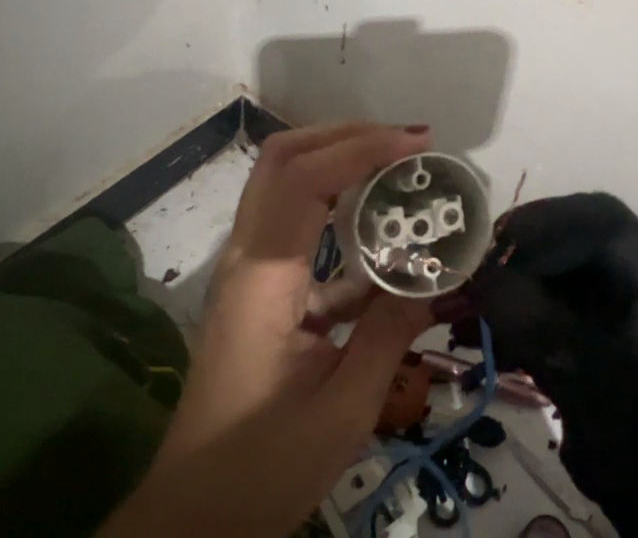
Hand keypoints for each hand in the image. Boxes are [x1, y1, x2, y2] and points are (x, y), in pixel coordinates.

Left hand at [102, 123, 435, 537]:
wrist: (195, 519)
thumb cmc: (263, 467)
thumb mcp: (343, 408)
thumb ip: (392, 331)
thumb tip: (442, 275)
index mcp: (262, 280)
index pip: (303, 180)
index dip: (361, 150)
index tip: (419, 145)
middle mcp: (247, 260)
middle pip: (283, 161)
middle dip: (348, 137)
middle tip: (410, 144)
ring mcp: (250, 274)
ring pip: (287, 187)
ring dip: (344, 165)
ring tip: (404, 170)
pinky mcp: (262, 294)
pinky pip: (301, 232)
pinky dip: (346, 217)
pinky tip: (391, 240)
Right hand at [452, 193, 637, 537]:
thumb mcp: (590, 374)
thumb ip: (535, 318)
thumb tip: (477, 272)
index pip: (601, 221)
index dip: (545, 221)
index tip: (492, 242)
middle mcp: (636, 288)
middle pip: (570, 249)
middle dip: (514, 262)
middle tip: (464, 278)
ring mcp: (614, 320)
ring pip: (551, 284)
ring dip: (503, 296)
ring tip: (454, 315)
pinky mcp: (591, 351)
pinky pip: (546, 320)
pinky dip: (509, 327)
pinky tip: (471, 344)